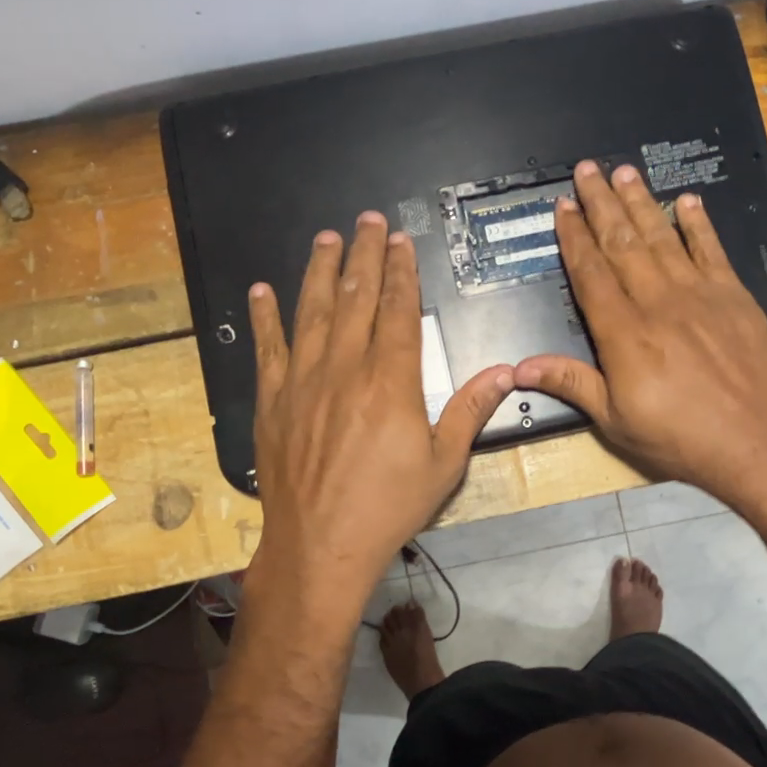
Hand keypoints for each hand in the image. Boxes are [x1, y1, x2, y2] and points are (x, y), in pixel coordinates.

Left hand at [247, 212, 513, 617]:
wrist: (321, 545)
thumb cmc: (389, 507)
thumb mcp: (444, 464)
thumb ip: (469, 411)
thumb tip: (503, 371)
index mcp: (391, 381)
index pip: (398, 310)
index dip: (400, 271)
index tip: (400, 241)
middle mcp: (345, 368)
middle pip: (356, 297)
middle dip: (364, 255)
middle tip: (367, 220)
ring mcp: (302, 381)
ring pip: (312, 311)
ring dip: (319, 270)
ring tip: (326, 238)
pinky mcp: (272, 401)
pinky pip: (268, 348)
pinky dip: (265, 317)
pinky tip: (262, 291)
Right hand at [514, 162, 766, 505]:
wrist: (754, 442)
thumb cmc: (678, 438)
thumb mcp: (615, 420)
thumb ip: (572, 383)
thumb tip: (519, 367)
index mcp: (623, 332)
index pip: (591, 273)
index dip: (574, 237)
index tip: (563, 207)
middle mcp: (657, 301)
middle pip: (622, 243)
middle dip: (601, 204)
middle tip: (586, 169)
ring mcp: (699, 294)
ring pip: (662, 237)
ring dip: (641, 202)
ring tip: (623, 172)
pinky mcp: (734, 297)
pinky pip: (712, 250)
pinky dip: (698, 224)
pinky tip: (686, 201)